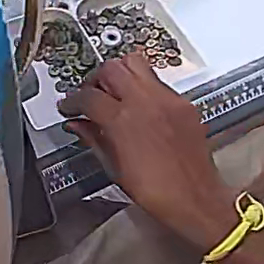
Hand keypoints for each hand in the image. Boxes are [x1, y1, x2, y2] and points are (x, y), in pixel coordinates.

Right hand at [58, 51, 237, 249]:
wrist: (195, 199)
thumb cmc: (155, 192)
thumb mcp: (114, 168)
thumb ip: (93, 139)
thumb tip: (78, 125)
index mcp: (122, 121)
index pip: (88, 96)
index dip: (72, 100)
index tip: (68, 107)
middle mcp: (145, 102)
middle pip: (111, 69)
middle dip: (95, 80)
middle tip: (90, 96)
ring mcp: (167, 99)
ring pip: (136, 64)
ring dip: (120, 73)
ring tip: (114, 93)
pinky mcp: (184, 103)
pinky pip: (157, 82)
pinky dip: (142, 87)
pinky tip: (139, 107)